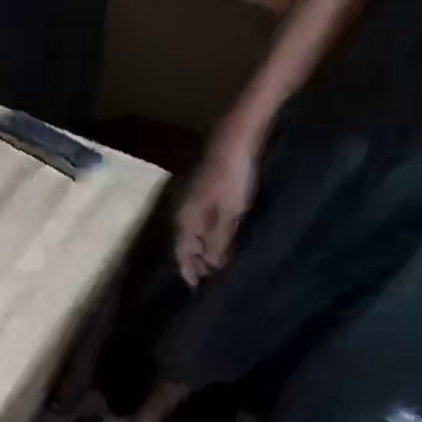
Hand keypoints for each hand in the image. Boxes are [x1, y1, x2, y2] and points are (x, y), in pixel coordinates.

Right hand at [175, 137, 260, 287]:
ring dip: (204, 248)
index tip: (196, 288)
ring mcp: (196, 198)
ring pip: (196, 231)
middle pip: (187, 243)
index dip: (188, 271)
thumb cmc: (234, 176)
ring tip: (217, 262)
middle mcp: (185, 211)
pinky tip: (222, 236)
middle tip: (209, 279)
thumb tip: (213, 266)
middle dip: (196, 262)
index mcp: (186, 219)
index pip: (181, 253)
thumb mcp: (230, 214)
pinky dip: (210, 233)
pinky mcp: (208, 189)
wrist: (240, 133)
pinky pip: (204, 220)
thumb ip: (219, 242)